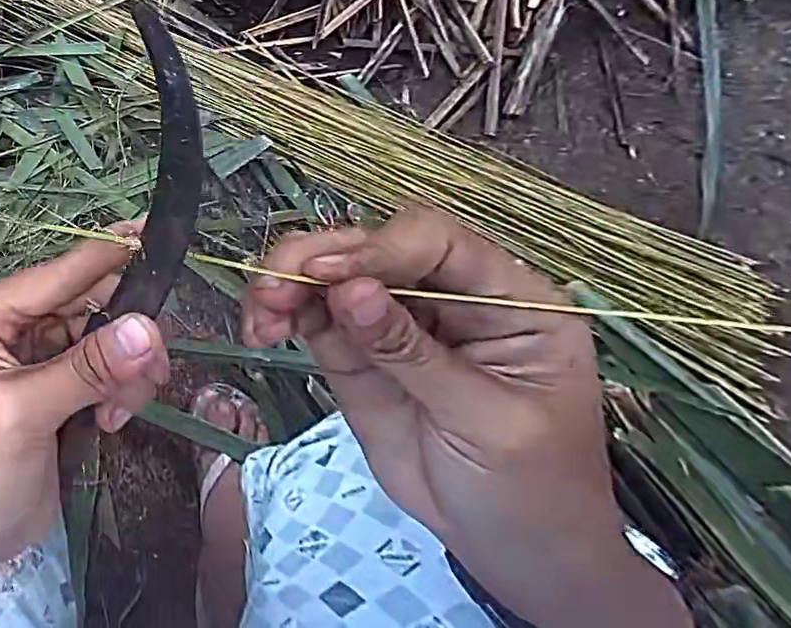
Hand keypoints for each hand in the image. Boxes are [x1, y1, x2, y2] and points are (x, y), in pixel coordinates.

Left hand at [0, 224, 171, 572]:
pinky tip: (108, 423)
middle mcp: (22, 316)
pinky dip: (124, 390)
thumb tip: (148, 329)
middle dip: (128, 334)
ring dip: (128, 371)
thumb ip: (86, 370)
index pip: (66, 270)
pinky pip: (115, 364)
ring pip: (114, 332)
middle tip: (148, 375)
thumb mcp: (25, 413)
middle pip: (98, 298)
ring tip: (115, 413)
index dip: (114, 253)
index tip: (161, 236)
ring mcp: (48, 346)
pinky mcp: (68, 376)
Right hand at [243, 208, 688, 627]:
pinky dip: (275, 311)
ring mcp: (390, 313)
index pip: (434, 241)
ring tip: (259, 318)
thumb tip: (348, 291)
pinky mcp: (349, 340)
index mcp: (504, 297)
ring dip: (283, 282)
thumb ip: (413, 354)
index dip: (377, 247)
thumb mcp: (487, 424)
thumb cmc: (531, 490)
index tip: (326, 276)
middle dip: (311, 260)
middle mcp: (441, 291)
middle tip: (271, 291)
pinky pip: (305, 308)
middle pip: (366, 244)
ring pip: (324, 269)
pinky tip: (260, 331)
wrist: (510, 550)